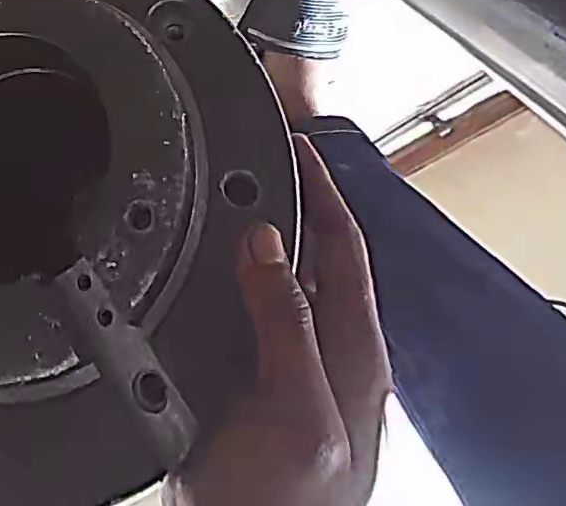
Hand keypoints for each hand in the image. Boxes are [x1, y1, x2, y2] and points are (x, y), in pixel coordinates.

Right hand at [167, 134, 390, 505]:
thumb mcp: (297, 416)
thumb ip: (287, 325)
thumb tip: (265, 241)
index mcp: (352, 356)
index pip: (346, 247)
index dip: (324, 191)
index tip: (298, 148)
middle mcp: (328, 355)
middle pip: (316, 254)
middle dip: (293, 201)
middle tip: (259, 162)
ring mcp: (293, 367)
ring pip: (281, 276)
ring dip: (262, 232)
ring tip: (234, 195)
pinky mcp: (257, 379)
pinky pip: (250, 302)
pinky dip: (236, 268)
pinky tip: (212, 262)